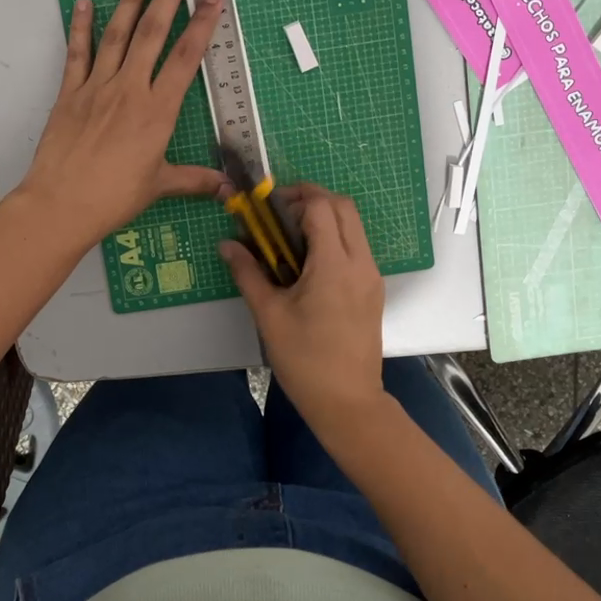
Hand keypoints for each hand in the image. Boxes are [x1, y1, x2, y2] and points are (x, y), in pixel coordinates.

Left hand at [14, 0, 227, 252]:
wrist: (62, 203)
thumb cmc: (115, 197)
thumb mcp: (159, 186)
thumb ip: (194, 180)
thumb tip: (228, 189)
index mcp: (158, 110)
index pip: (186, 58)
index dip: (202, 25)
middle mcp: (130, 89)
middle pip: (152, 33)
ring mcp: (97, 86)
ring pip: (117, 34)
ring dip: (129, 0)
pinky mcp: (70, 92)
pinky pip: (77, 53)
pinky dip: (80, 26)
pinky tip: (83, 2)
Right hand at [221, 185, 386, 429]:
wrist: (348, 403)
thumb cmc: (305, 359)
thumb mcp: (268, 314)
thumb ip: (248, 273)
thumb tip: (227, 244)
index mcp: (334, 264)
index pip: (321, 207)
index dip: (294, 197)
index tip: (268, 209)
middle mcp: (360, 262)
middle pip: (343, 207)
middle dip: (312, 199)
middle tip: (280, 214)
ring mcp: (371, 276)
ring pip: (353, 226)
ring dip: (324, 219)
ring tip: (291, 239)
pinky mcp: (373, 290)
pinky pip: (356, 247)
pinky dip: (334, 239)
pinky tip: (307, 264)